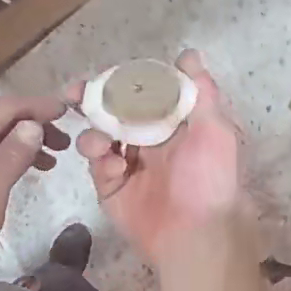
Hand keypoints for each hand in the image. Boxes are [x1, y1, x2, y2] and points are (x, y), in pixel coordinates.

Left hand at [0, 95, 69, 282]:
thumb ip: (11, 158)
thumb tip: (33, 124)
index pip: (4, 108)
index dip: (36, 106)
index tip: (66, 111)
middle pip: (0, 120)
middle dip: (34, 124)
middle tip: (66, 142)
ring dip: (25, 142)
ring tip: (54, 159)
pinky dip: (10, 156)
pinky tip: (29, 170)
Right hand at [70, 50, 250, 266]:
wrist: (196, 235)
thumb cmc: (210, 179)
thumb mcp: (216, 131)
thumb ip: (200, 93)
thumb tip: (189, 55)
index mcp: (172, 124)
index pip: (141, 93)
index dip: (122, 81)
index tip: (104, 73)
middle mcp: (147, 141)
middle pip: (112, 113)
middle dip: (93, 101)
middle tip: (74, 94)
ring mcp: (127, 164)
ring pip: (98, 137)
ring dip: (94, 133)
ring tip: (100, 143)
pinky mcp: (111, 188)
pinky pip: (97, 167)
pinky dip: (101, 162)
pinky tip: (114, 167)